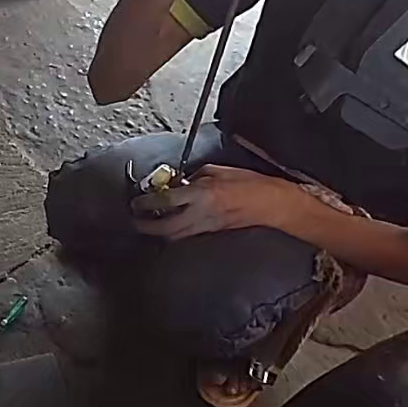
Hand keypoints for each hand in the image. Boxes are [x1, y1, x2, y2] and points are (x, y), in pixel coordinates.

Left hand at [131, 165, 314, 239]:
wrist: (271, 203)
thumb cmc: (249, 183)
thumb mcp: (218, 171)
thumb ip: (195, 177)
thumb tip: (180, 183)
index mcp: (202, 194)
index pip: (167, 201)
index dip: (148, 202)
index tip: (137, 202)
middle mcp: (201, 213)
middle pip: (166, 227)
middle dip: (147, 226)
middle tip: (135, 220)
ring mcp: (206, 226)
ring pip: (175, 235)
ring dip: (159, 232)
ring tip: (148, 224)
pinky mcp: (211, 232)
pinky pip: (187, 234)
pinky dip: (174, 231)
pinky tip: (169, 225)